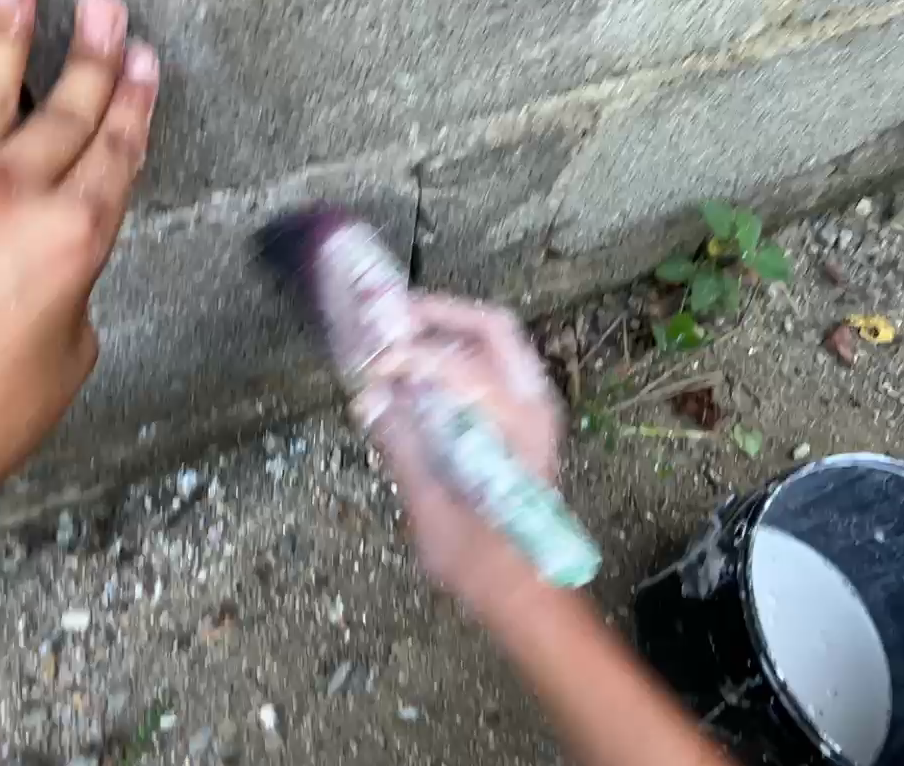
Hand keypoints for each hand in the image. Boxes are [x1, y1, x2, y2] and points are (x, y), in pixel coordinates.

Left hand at [0, 0, 157, 503]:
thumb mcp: (71, 347)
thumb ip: (71, 274)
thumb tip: (47, 234)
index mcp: (73, 242)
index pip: (115, 149)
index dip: (133, 98)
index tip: (142, 58)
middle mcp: (7, 200)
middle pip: (63, 108)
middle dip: (90, 49)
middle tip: (103, 1)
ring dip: (2, 26)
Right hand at [364, 297, 567, 618]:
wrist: (527, 590)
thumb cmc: (483, 562)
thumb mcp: (434, 510)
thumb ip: (403, 447)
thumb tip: (368, 397)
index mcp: (520, 430)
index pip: (465, 368)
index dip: (415, 356)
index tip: (376, 364)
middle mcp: (535, 406)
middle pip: (493, 330)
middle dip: (439, 314)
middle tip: (390, 315)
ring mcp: (533, 407)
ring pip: (494, 340)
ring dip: (446, 329)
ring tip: (397, 334)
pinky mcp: (523, 415)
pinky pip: (491, 362)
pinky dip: (454, 352)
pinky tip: (418, 368)